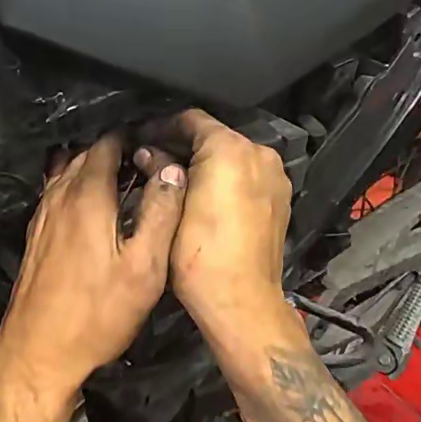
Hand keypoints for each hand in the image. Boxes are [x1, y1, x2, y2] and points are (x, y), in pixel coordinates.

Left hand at [0, 135, 185, 421]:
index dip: (132, 135)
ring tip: (125, 180)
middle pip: (85, 154)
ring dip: (95, 169)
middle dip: (116, 149)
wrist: (38, 357)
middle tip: (146, 160)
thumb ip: (162, 213)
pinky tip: (96, 210)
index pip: (107, 143)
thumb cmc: (95, 316)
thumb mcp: (145, 267)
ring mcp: (43, 219)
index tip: (155, 141)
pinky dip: (79, 189)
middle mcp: (59, 200)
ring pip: (68, 174)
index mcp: (87, 197)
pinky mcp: (37, 239)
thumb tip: (173, 171)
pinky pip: (58, 196)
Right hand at [137, 110, 291, 322]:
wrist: (241, 301)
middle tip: (151, 157)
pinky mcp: (279, 198)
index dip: (160, 125)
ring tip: (173, 176)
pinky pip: (247, 174)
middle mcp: (259, 154)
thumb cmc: (201, 256)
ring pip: (232, 155)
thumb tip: (149, 152)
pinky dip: (225, 177)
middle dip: (182, 144)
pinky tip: (202, 194)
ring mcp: (274, 176)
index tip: (141, 137)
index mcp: (231, 149)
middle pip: (215, 135)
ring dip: (204, 160)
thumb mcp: (171, 207)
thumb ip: (161, 169)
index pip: (191, 119)